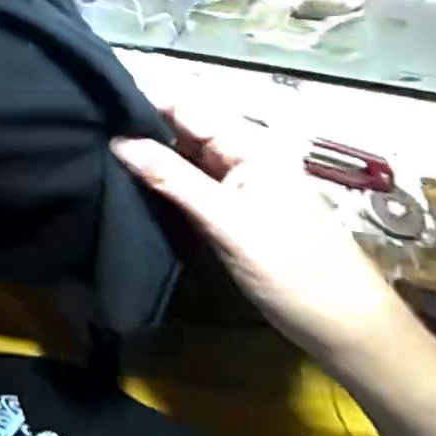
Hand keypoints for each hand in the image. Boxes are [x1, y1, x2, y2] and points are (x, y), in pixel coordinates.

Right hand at [112, 110, 419, 368]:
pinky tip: (128, 184)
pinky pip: (185, 183)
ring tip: (97, 154)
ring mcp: (232, 183)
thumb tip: (118, 140)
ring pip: (180, 156)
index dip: (141, 103)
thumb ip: (172, 178)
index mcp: (245, 143)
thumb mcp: (228, 223)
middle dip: (138, 129)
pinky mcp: (226, 209)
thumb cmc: (295, 271)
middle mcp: (236, 154)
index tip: (93, 107)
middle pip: (179, 128)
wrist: (348, 332)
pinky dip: (160, 182)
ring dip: (146, 156)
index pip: (184, 106)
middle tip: (88, 134)